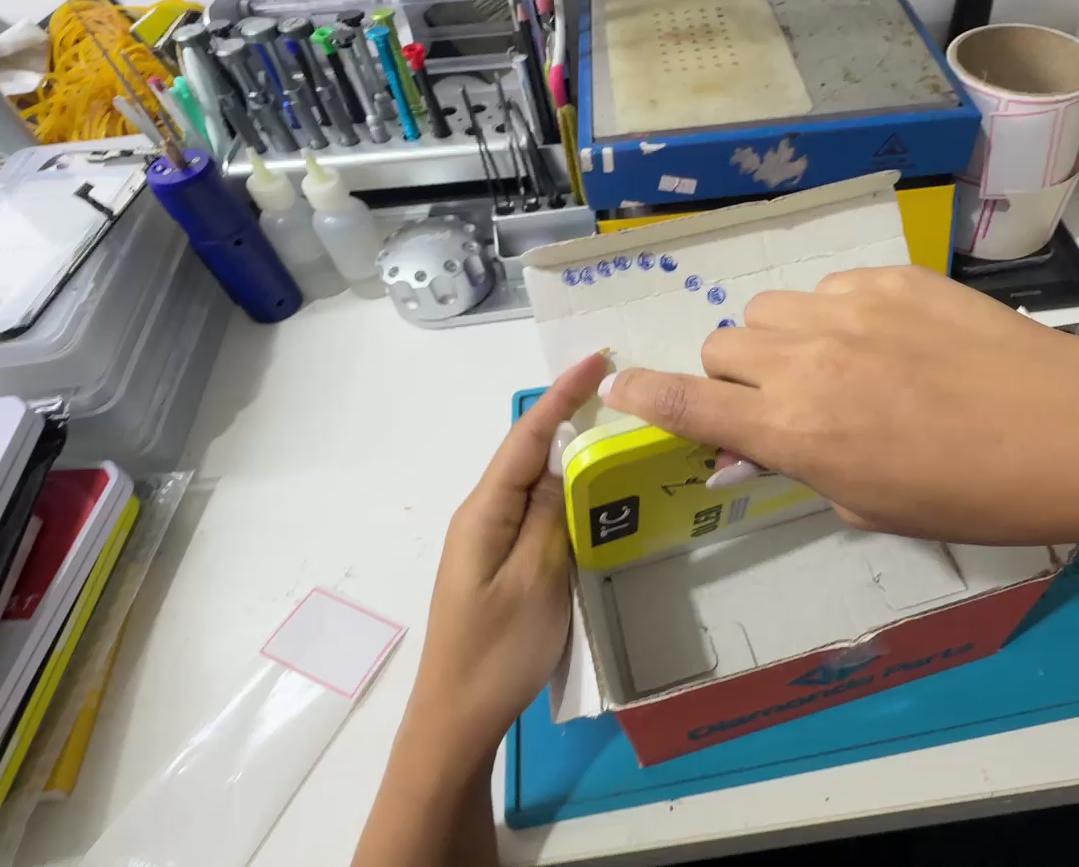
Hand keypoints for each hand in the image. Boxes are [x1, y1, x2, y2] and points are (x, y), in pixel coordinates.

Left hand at [406, 352, 607, 755]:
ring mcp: (492, 540)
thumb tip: (565, 464)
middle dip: (569, 416)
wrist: (457, 719)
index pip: (526, 436)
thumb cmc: (497, 651)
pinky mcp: (503, 562)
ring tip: (618, 438)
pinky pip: (537, 513)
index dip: (561, 394)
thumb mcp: (535, 581)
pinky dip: (567, 495)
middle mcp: (484, 515)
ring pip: (535, 483)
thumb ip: (551, 517)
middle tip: (622, 399)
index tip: (596, 360)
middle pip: (528, 452)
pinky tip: (595, 499)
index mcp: (486, 511)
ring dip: (572, 457)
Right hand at [602, 267, 1078, 545]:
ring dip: (780, 341)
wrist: (1070, 429)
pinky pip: (828, 290)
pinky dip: (835, 315)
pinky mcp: (888, 276)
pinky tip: (887, 338)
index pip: (688, 405)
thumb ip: (801, 465)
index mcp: (794, 429)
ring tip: (836, 363)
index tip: (618, 388)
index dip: (645, 397)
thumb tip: (758, 444)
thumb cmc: (972, 494)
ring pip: (769, 310)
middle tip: (780, 398)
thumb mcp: (871, 503)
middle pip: (721, 344)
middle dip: (734, 375)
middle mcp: (803, 361)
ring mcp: (845, 309)